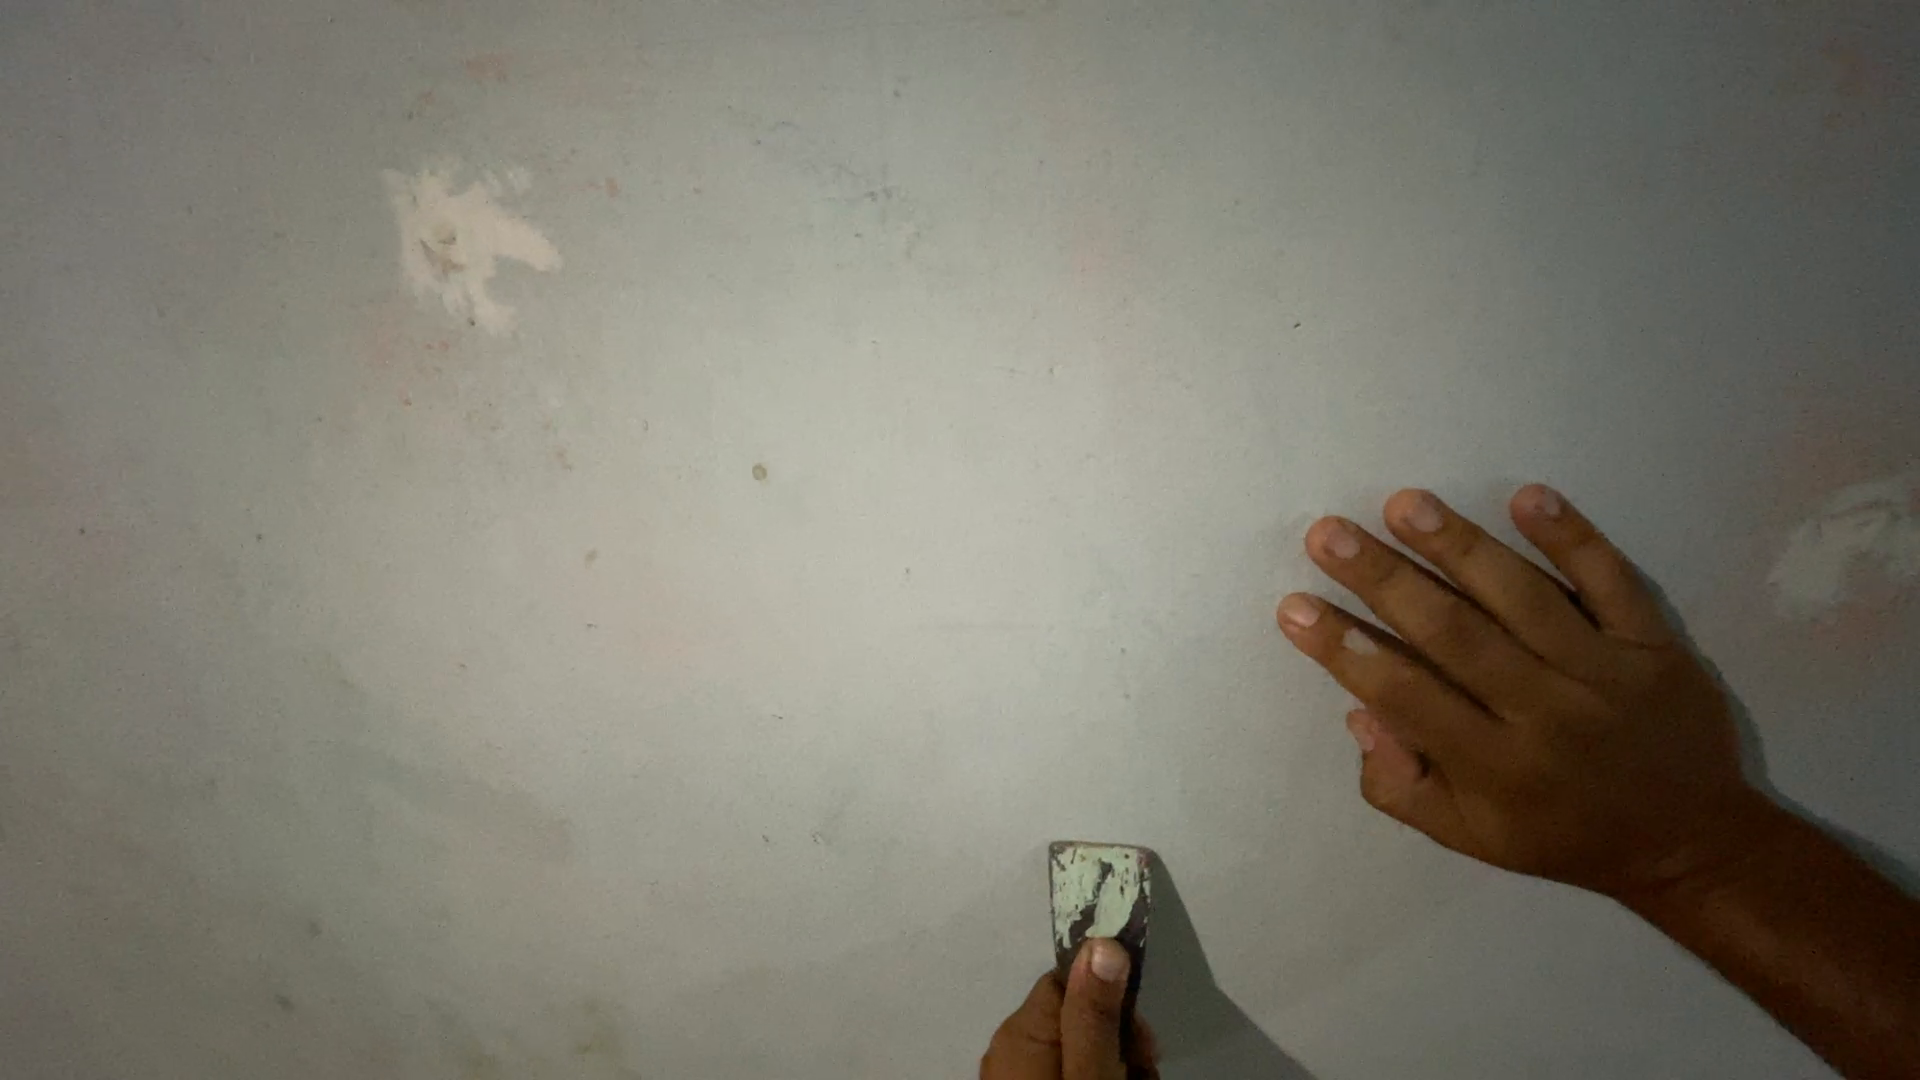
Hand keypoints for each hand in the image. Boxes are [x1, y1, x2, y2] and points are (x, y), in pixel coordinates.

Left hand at [981, 939, 1158, 1079]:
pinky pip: (1064, 1068)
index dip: (1114, 1002)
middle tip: (1145, 1072)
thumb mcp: (1090, 1075)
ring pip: (1079, 1046)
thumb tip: (1102, 940)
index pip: (1072, 980)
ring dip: (1115, 1062)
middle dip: (1121, 1039)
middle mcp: (1010, 1043)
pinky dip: (1092, 1075)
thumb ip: (1094, 1014)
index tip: (1145, 1039)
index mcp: (1020, 1028)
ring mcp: (1014, 1074)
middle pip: (1080, 1014)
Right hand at [1276, 485, 1773, 900]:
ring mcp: (1608, 673)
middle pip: (1455, 635)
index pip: (1405, 697)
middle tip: (1329, 535)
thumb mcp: (1464, 834)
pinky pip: (1614, 583)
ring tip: (1405, 503)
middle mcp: (1548, 714)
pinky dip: (1574, 539)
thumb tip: (1358, 713)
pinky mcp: (1657, 645)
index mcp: (1495, 766)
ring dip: (1460, 547)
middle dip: (1383, 580)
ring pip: (1524, 599)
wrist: (1696, 846)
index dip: (1344, 651)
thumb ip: (1397, 784)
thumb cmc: (1555, 833)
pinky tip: (1528, 496)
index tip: (1293, 607)